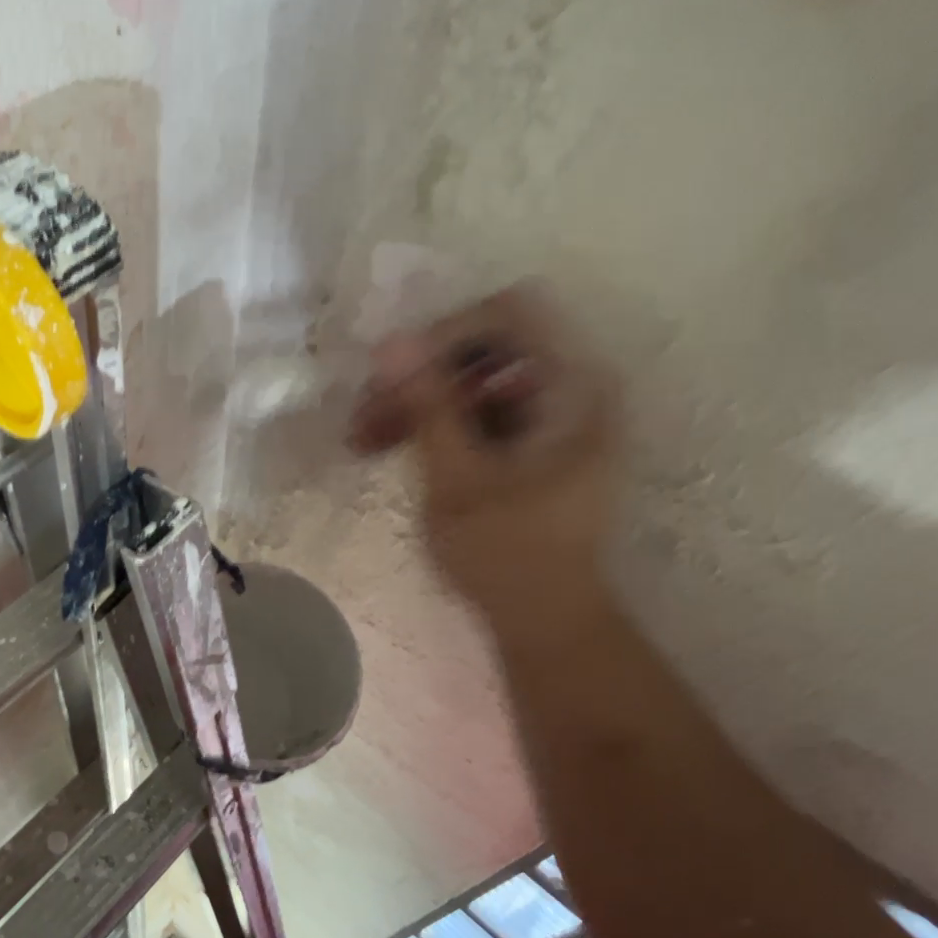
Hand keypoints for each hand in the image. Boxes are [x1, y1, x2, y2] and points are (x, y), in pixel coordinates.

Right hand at [349, 283, 621, 619]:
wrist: (548, 622)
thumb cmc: (508, 554)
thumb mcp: (457, 478)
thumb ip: (427, 404)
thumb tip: (391, 341)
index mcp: (572, 387)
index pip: (506, 314)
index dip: (442, 336)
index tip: (394, 379)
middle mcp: (571, 387)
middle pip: (482, 345)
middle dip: (418, 375)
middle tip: (365, 416)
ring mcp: (553, 413)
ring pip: (471, 377)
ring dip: (416, 400)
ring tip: (365, 440)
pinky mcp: (534, 439)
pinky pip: (477, 406)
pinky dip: (435, 421)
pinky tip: (391, 447)